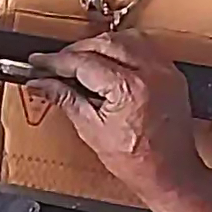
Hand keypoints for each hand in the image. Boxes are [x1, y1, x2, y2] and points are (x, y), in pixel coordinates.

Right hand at [26, 31, 211, 207]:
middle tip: (56, 64)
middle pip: (103, 43)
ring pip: (125, 37)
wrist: (170, 174)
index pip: (83, 62)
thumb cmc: (137, 161)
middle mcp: (150, 73)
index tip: (39, 62)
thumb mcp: (92, 130)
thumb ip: (65, 99)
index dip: (56, 61)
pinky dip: (123, 48)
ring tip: (82, 60)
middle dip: (75, 51)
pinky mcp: (172, 73)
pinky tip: (110, 60)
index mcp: (128, 88)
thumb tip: (41, 84)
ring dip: (100, 44)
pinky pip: (145, 46)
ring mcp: (164, 71)